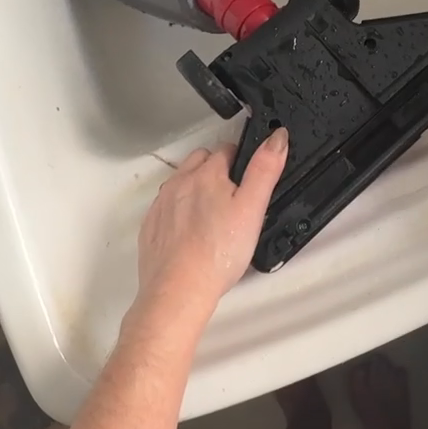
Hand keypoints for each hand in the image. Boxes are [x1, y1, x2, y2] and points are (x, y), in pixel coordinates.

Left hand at [135, 129, 288, 320]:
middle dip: (216, 170)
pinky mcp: (151, 227)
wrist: (179, 291)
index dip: (240, 160)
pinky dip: (178, 212)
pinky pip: (166, 207)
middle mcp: (179, 183)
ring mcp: (162, 205)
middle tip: (233, 197)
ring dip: (195, 188)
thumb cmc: (217, 254)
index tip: (248, 176)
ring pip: (181, 182)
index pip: (226, 150)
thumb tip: (276, 137)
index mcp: (206, 174)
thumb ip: (265, 169)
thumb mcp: (253, 208)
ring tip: (213, 216)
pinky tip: (192, 233)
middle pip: (200, 161)